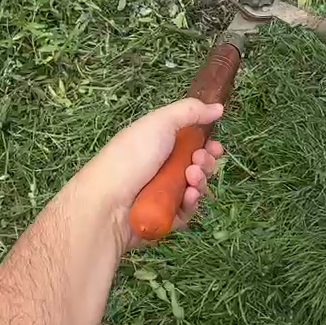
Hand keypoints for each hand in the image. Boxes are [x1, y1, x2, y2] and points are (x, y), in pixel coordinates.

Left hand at [61, 98, 225, 254]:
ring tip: (191, 178)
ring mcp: (164, 193)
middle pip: (198, 165)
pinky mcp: (165, 217)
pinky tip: (187, 196)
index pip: (192, 144)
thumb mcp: (160, 123)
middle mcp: (162, 167)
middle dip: (206, 162)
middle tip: (198, 161)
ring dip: (200, 180)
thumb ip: (190, 111)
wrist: (107, 202)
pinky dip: (191, 202)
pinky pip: (188, 210)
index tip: (215, 145)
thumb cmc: (131, 156)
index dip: (207, 145)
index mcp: (159, 144)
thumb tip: (218, 107)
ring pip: (196, 188)